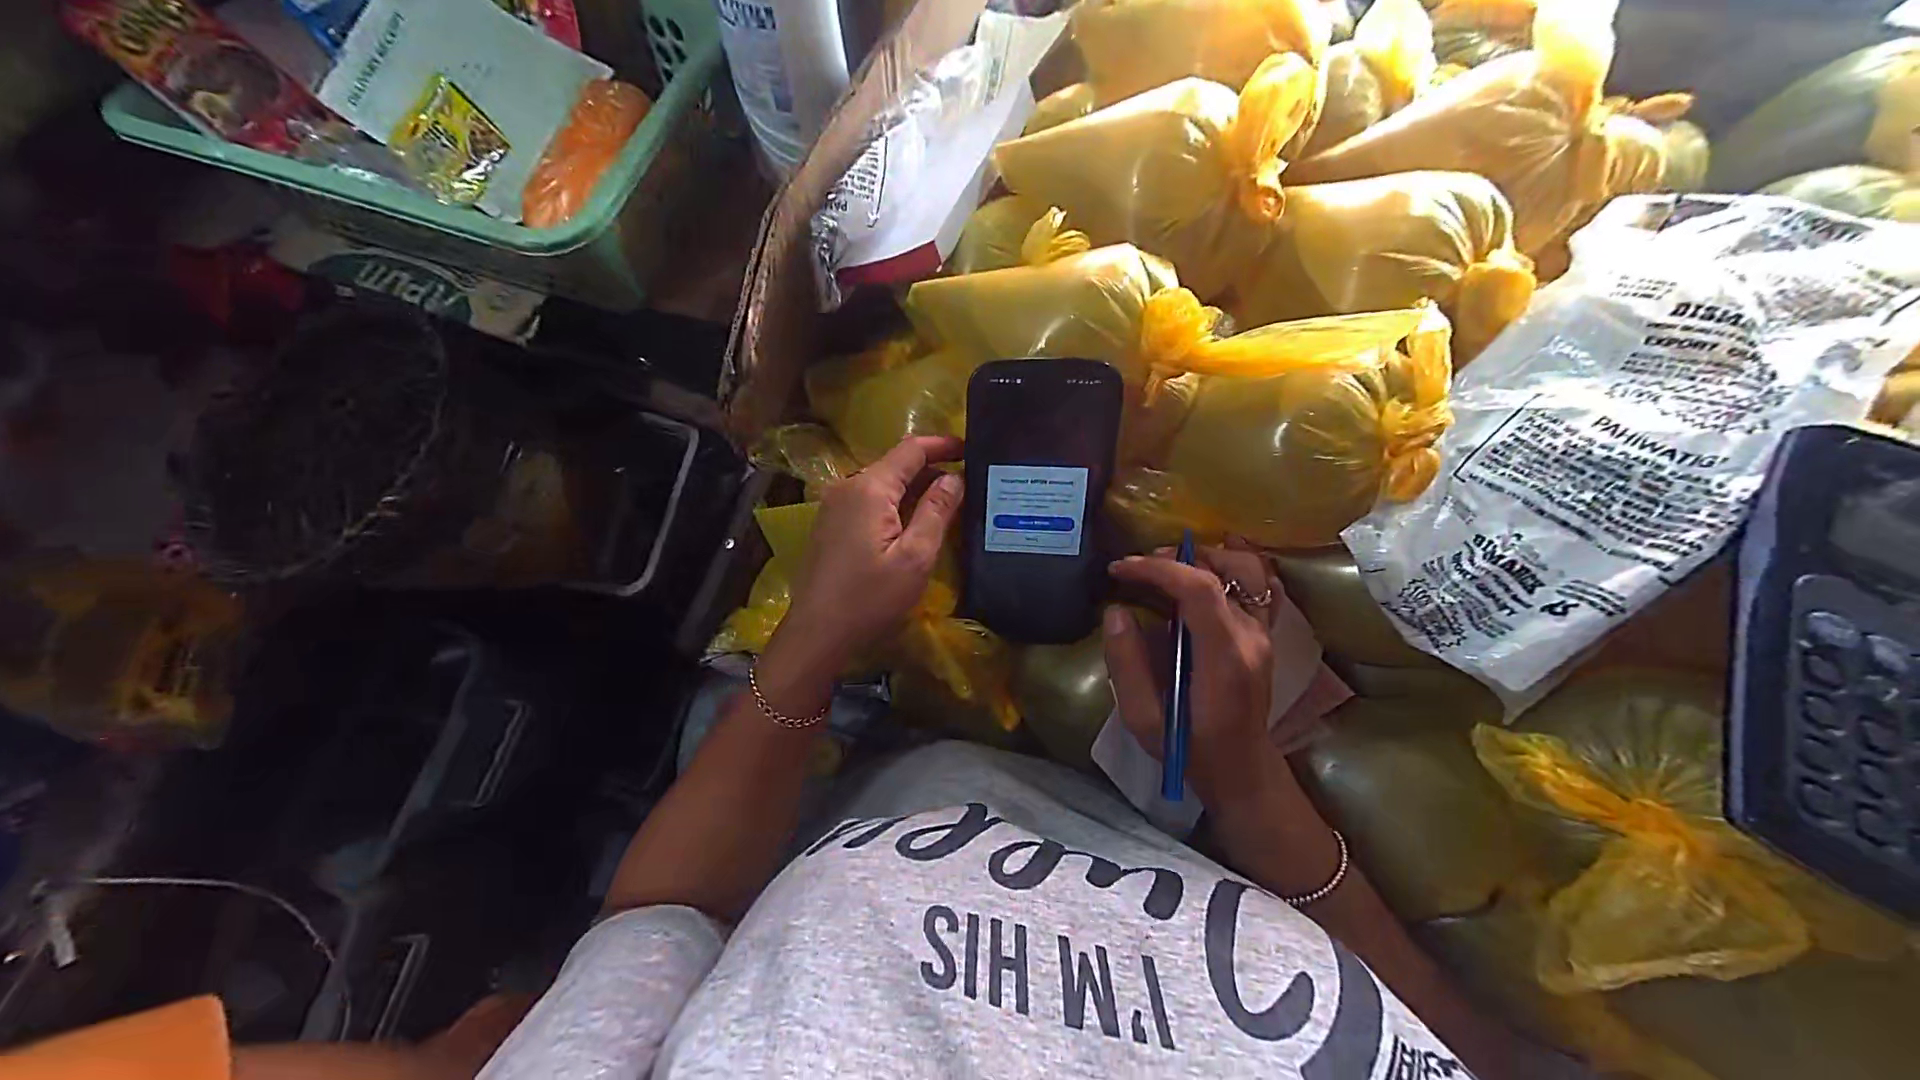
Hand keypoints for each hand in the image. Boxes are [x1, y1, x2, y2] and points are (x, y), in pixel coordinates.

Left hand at [771, 435, 963, 672]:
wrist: (817, 633)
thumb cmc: (870, 598)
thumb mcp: (915, 557)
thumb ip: (937, 512)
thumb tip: (954, 477)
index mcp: (870, 488)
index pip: (911, 449)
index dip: (943, 445)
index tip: (972, 449)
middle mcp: (847, 486)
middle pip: (896, 465)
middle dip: (932, 469)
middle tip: (968, 484)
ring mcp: (834, 505)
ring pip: (883, 484)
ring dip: (915, 489)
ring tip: (948, 504)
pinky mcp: (831, 524)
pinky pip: (870, 501)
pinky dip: (896, 504)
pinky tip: (914, 524)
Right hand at [1103, 543, 1289, 807]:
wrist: (1240, 769)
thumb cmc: (1189, 748)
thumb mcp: (1143, 719)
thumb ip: (1127, 664)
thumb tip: (1116, 611)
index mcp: (1225, 658)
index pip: (1200, 589)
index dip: (1158, 569)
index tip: (1120, 569)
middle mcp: (1251, 637)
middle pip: (1223, 571)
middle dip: (1174, 560)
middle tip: (1136, 568)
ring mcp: (1263, 633)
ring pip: (1245, 569)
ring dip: (1201, 557)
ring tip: (1164, 567)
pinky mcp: (1263, 634)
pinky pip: (1255, 584)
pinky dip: (1228, 565)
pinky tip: (1202, 564)